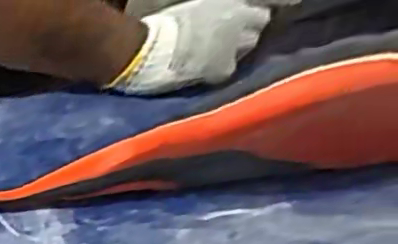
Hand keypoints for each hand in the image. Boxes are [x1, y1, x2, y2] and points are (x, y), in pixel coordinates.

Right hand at [109, 0, 292, 94]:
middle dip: (242, 36)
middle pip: (257, 27)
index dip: (242, 21)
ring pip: (247, 48)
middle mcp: (240, 18)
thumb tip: (200, 24)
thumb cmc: (155, 31)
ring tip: (210, 64)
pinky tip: (201, 78)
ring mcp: (234, 43)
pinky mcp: (220, 67)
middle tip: (220, 48)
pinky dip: (215, 75)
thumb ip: (202, 16)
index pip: (254, 9)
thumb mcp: (187, 12)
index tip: (227, 29)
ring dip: (232, 55)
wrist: (143, 51)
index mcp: (230, 3)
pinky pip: (225, 73)